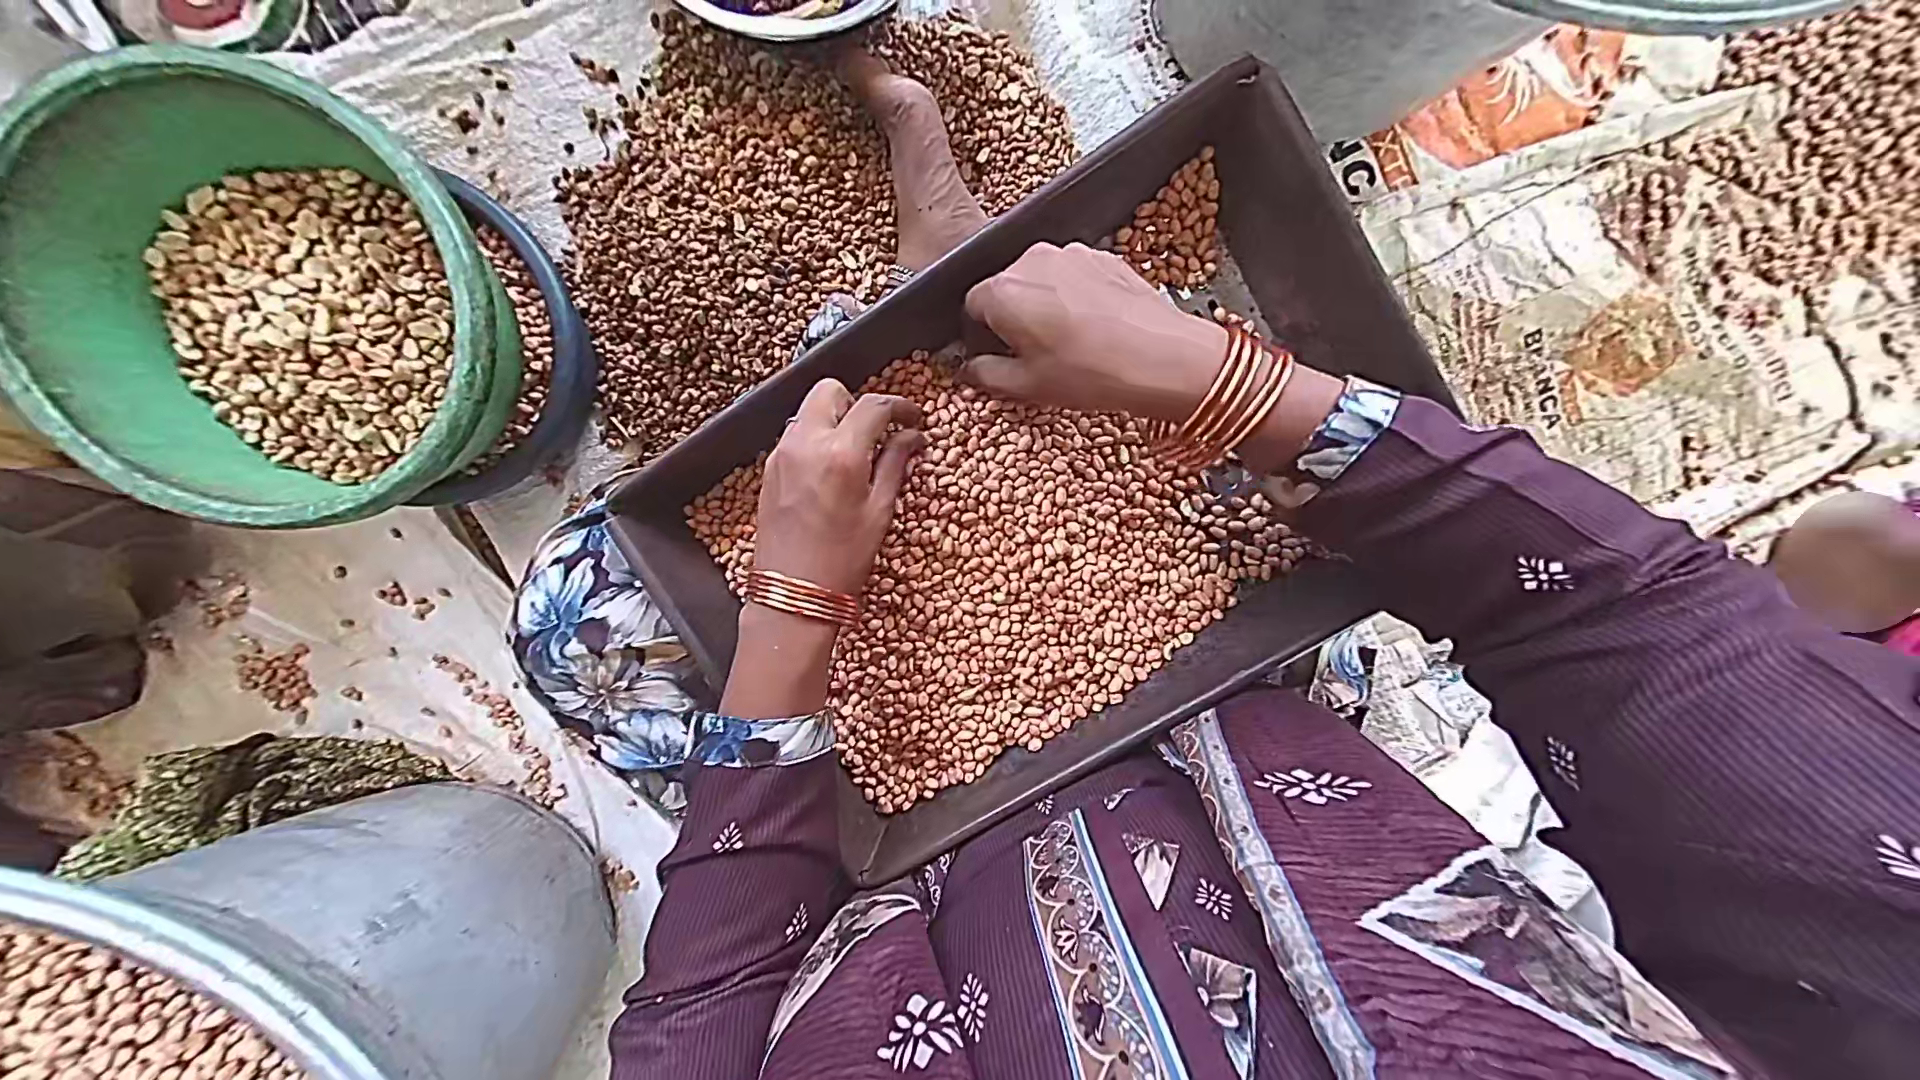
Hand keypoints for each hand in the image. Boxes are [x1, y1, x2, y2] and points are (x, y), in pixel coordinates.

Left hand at [722, 379, 924, 719]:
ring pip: (809, 410)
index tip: (913, 418)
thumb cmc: (842, 560)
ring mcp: (782, 454)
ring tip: (857, 452)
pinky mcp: (769, 468)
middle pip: (831, 390)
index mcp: (840, 453)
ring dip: (835, 418)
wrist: (792, 594)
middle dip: (858, 403)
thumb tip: (913, 438)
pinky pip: (796, 434)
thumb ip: (896, 464)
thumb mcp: (880, 512)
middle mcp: (805, 443)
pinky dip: (816, 437)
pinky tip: (832, 467)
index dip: (900, 406)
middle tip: (878, 432)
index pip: (873, 406)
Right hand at [960, 241, 1225, 423]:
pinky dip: (1073, 298)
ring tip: (1067, 345)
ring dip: (1043, 307)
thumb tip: (970, 368)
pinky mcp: (1103, 256)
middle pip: (1005, 287)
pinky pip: (1072, 277)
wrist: (1163, 358)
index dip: (980, 333)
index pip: (972, 305)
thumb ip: (984, 374)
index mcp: (1004, 291)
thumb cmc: (1093, 373)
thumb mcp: (1026, 386)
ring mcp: (1071, 254)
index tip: (995, 354)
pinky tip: (1091, 329)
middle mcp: (1033, 261)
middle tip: (1033, 355)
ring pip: (1040, 281)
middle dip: (1012, 318)